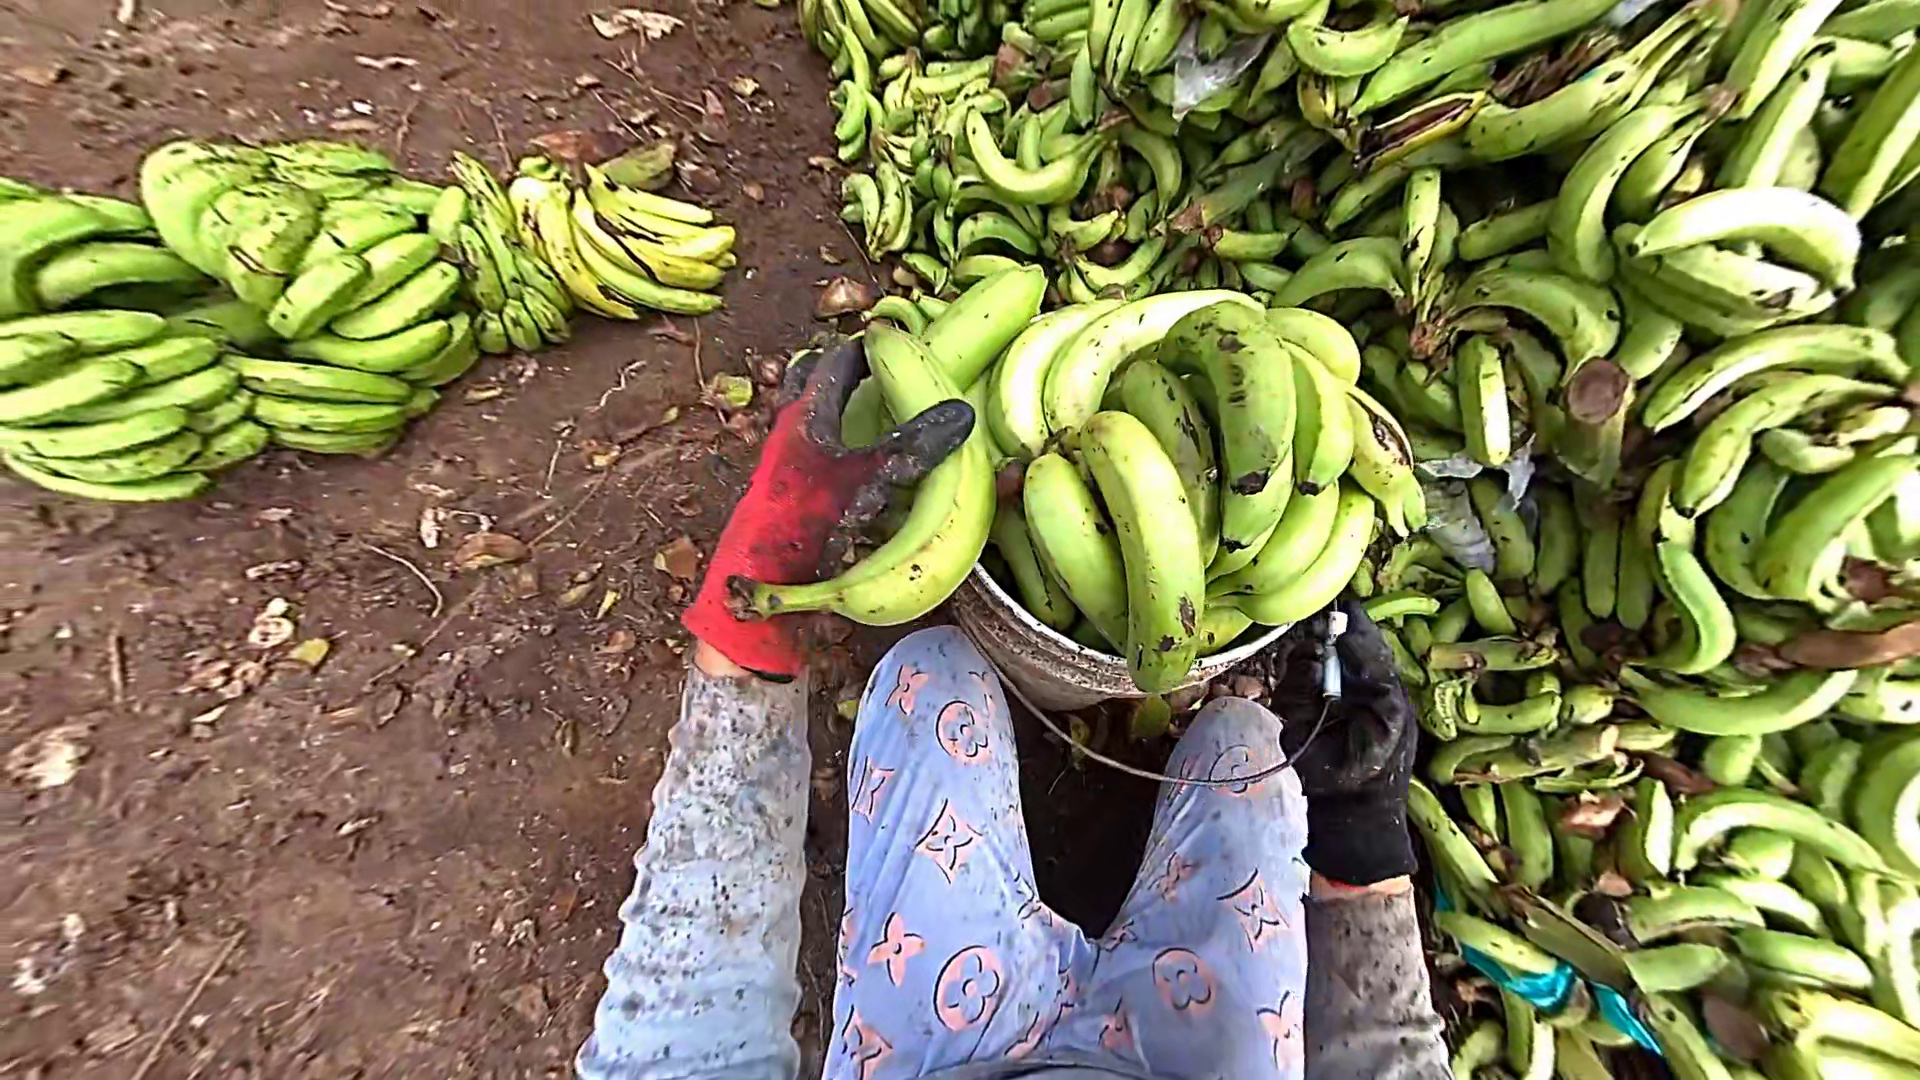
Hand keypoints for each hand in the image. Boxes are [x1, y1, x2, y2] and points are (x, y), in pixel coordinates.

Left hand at [681, 336, 973, 678]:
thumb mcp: (864, 480)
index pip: (835, 365)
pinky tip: (859, 468)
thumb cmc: (804, 524)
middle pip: (810, 387)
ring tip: (869, 411)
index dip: (863, 350)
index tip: (889, 341)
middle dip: (839, 374)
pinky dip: (838, 451)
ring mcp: (786, 466)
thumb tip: (963, 414)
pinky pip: (816, 458)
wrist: (757, 588)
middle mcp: (789, 435)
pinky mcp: (790, 496)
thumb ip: (911, 447)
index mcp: (805, 418)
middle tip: (871, 371)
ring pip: (811, 422)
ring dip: (836, 411)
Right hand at [1274, 595, 1417, 886]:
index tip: (1339, 597)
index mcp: (1373, 677)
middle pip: (1327, 636)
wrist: (1348, 801)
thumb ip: (1370, 665)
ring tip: (1318, 652)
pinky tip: (1310, 678)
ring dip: (1312, 649)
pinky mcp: (1290, 702)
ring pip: (1304, 651)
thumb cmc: (1380, 759)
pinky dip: (1300, 670)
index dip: (1349, 615)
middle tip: (1320, 615)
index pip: (1359, 634)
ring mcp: (1312, 688)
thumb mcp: (1389, 708)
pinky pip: (1291, 673)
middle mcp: (1341, 677)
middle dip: (1324, 625)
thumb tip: (1347, 624)